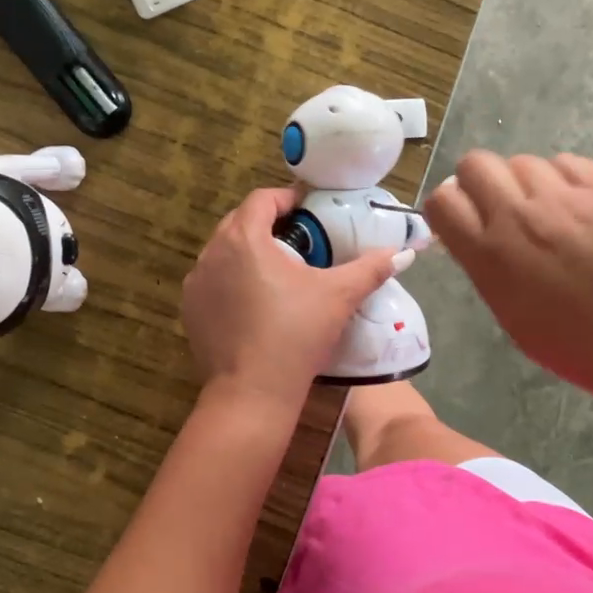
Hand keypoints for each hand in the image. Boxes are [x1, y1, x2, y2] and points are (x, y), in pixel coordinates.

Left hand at [182, 189, 413, 409]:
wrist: (251, 393)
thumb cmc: (295, 335)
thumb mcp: (338, 297)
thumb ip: (370, 268)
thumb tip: (402, 253)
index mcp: (243, 238)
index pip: (262, 199)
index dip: (287, 199)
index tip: (310, 211)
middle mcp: (212, 252)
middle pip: (240, 222)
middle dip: (269, 224)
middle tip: (300, 240)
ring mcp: (196, 281)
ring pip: (224, 251)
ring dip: (249, 252)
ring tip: (280, 271)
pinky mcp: (190, 309)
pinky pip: (212, 280)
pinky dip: (232, 280)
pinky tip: (256, 302)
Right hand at [424, 152, 592, 410]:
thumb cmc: (591, 354)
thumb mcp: (517, 322)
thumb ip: (490, 271)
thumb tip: (479, 241)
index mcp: (491, 257)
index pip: (442, 201)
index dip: (448, 211)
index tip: (462, 226)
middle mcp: (520, 217)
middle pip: (474, 164)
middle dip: (478, 185)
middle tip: (499, 212)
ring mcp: (566, 198)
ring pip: (522, 161)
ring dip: (524, 182)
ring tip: (547, 212)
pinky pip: (566, 163)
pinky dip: (563, 178)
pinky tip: (578, 207)